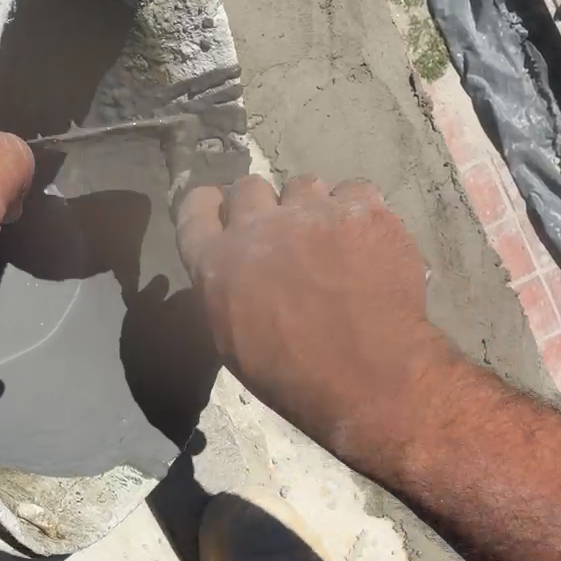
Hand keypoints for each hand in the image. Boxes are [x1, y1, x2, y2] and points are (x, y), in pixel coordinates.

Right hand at [177, 175, 461, 464]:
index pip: (195, 207)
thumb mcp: (230, 339)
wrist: (366, 376)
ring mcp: (313, 211)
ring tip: (327, 240)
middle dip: (259, 207)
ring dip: (307, 208)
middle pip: (248, 187)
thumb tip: (232, 271)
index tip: (221, 217)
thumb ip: (223, 290)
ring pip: (303, 185)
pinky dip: (355, 212)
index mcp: (217, 262)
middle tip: (278, 236)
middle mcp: (259, 225)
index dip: (208, 208)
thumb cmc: (289, 374)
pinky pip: (353, 192)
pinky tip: (363, 242)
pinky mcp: (363, 209)